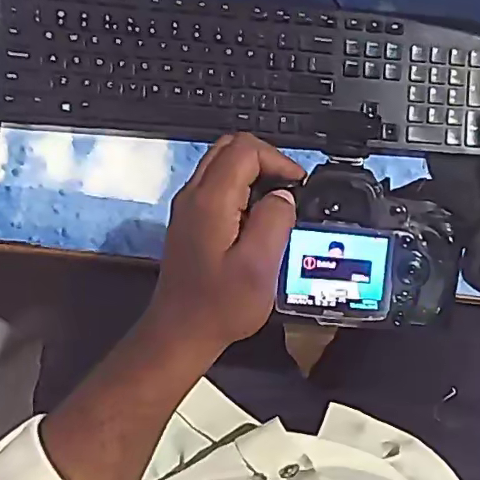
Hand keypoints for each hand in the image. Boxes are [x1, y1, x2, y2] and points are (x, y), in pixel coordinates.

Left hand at [146, 134, 304, 355]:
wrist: (181, 332)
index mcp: (210, 201)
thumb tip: (285, 196)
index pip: (245, 149)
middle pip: (230, 148)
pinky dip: (241, 190)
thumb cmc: (218, 306)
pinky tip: (256, 221)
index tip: (298, 186)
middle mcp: (193, 196)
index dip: (279, 160)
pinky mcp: (190, 222)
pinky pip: (216, 187)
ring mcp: (188, 208)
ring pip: (222, 165)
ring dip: (253, 174)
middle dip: (266, 160)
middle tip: (289, 188)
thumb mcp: (259, 266)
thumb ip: (275, 221)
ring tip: (277, 205)